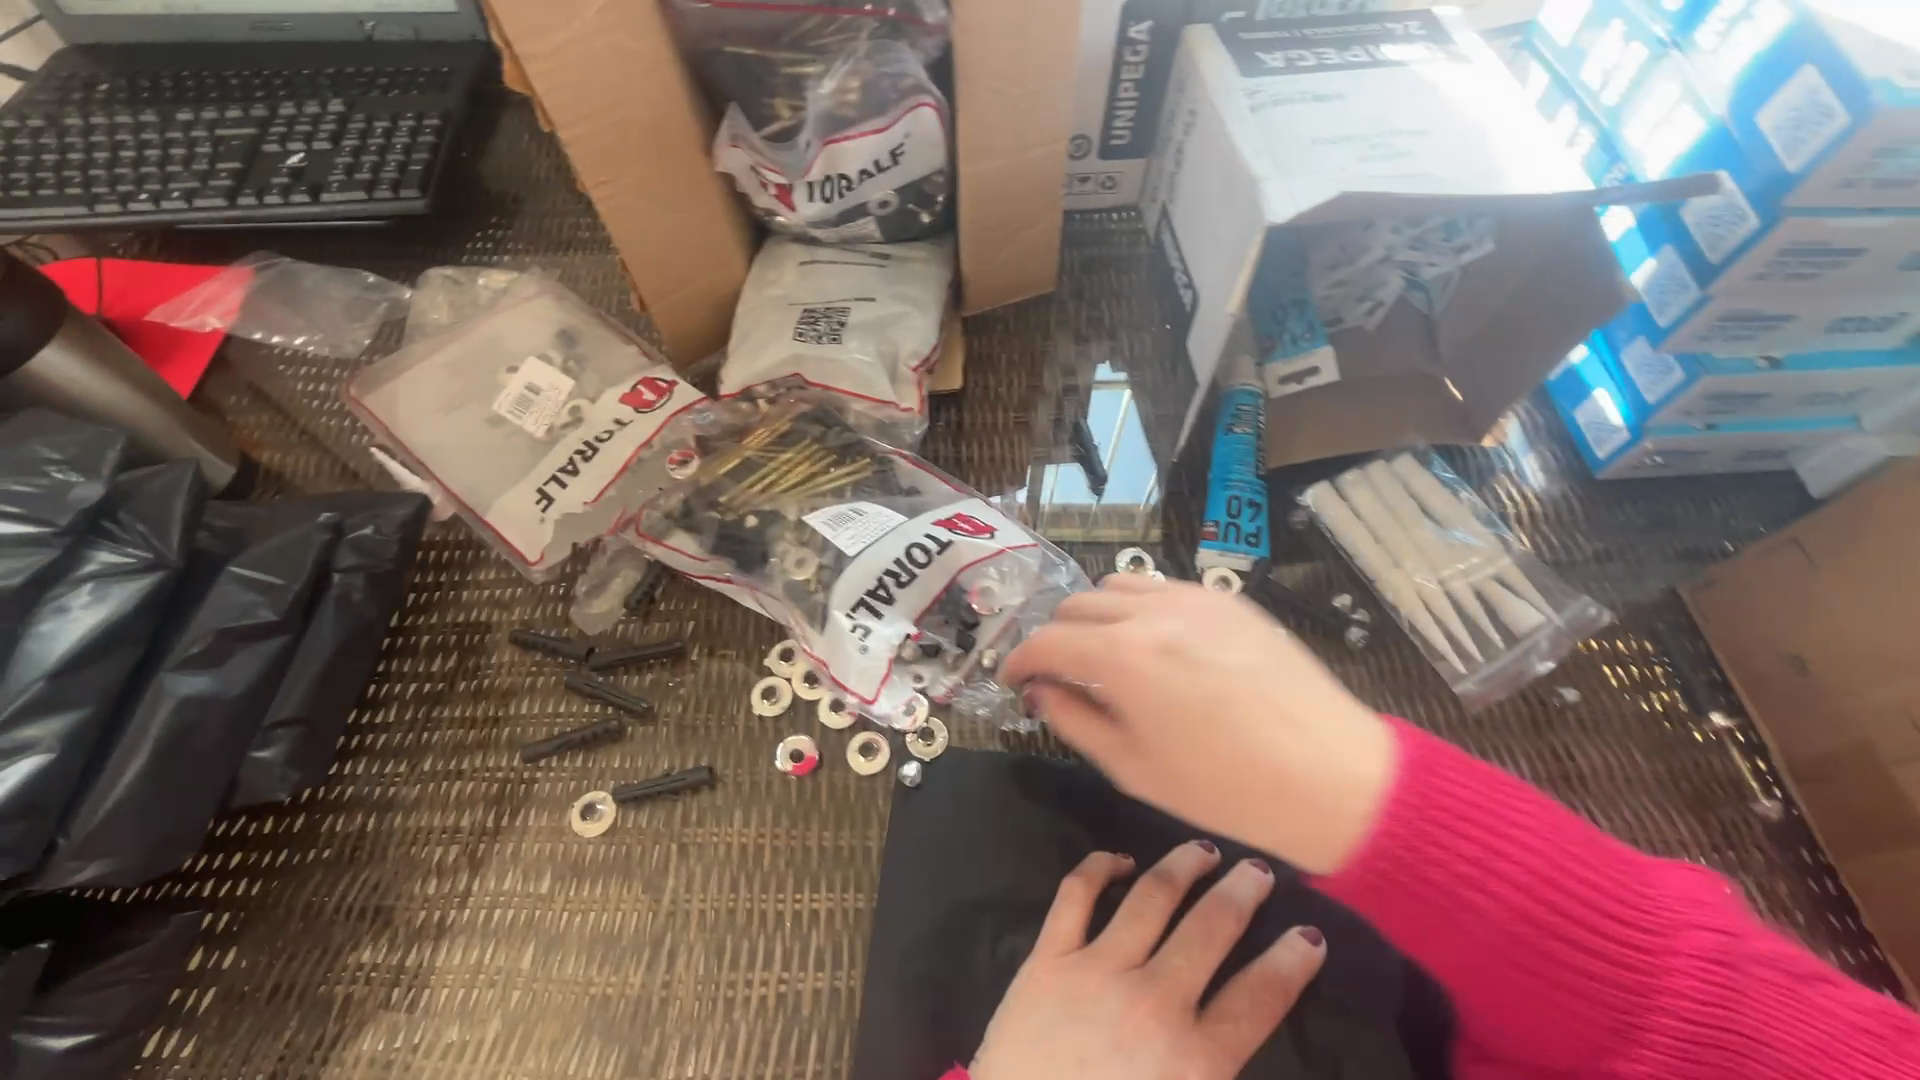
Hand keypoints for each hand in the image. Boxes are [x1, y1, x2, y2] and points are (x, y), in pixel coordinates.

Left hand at [970, 845, 1325, 1079]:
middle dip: (1242, 894)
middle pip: (1211, 930)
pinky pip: (1077, 895)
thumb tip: (1235, 1047)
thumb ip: (1214, 1075)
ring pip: (1152, 898)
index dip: (1290, 963)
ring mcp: (1097, 970)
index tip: (1308, 936)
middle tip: (1257, 871)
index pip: (1259, 999)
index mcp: (1195, 1061)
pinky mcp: (1048, 958)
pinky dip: (1100, 867)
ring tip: (1203, 850)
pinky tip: (1120, 860)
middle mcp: (1154, 1002)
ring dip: (1183, 867)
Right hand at [1000, 575, 1395, 875]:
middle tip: (1059, 675)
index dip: (1018, 660)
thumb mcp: (1132, 766)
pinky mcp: (1228, 601)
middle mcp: (1151, 611)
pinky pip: (1163, 588)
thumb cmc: (1223, 787)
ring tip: (1104, 654)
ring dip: (1095, 615)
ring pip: (1117, 586)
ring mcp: (1194, 599)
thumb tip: (1040, 690)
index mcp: (1121, 655)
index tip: (1012, 679)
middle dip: (1055, 637)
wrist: (1331, 777)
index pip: (1045, 641)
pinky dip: (1140, 607)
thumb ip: (1074, 718)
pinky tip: (1154, 644)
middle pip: (1075, 605)